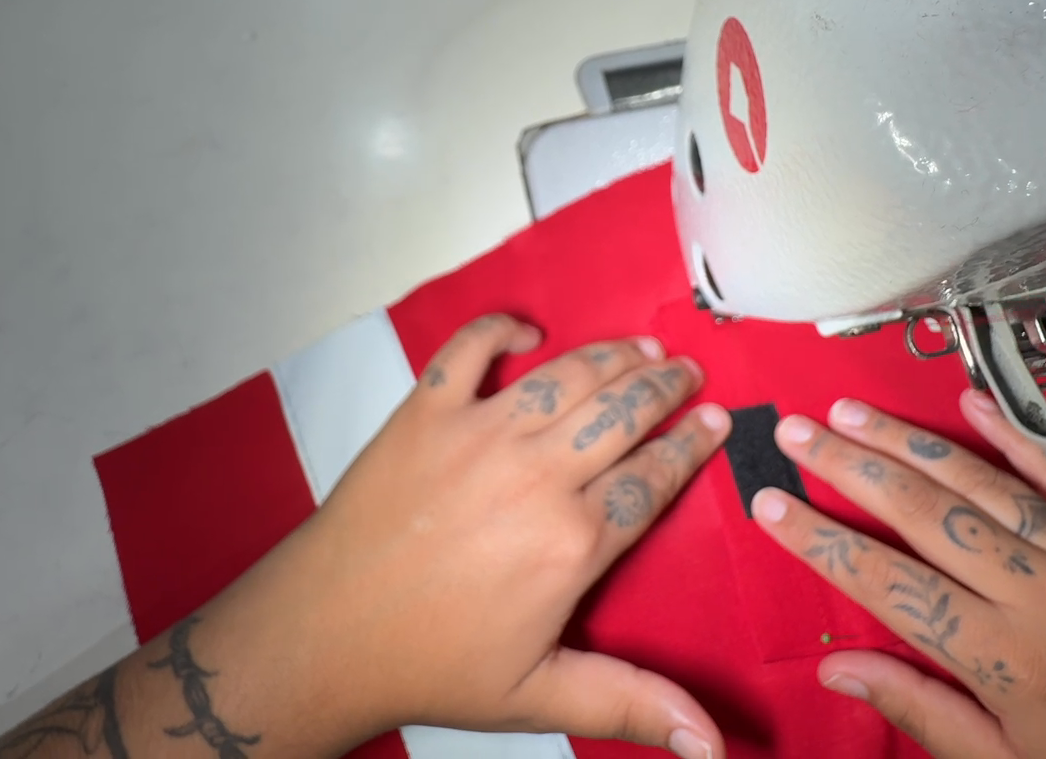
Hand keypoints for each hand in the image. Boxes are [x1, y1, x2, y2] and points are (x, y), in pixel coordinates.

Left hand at [190, 314, 732, 757]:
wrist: (327, 630)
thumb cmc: (433, 663)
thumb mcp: (537, 697)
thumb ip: (630, 703)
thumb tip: (714, 748)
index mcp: (570, 540)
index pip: (653, 478)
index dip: (692, 446)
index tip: (717, 420)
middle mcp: (535, 473)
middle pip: (622, 413)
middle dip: (665, 387)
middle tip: (688, 370)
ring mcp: (478, 431)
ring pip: (565, 375)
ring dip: (611, 355)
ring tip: (641, 347)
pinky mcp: (426, 409)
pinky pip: (468, 349)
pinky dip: (498, 328)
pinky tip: (525, 328)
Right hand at [750, 389, 1045, 758]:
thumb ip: (925, 714)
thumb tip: (838, 669)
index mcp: (1012, 662)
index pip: (886, 585)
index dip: (818, 541)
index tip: (767, 503)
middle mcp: (1045, 596)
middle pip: (923, 514)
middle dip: (846, 467)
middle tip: (793, 430)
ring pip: (980, 483)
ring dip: (905, 442)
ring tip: (848, 411)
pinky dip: (1013, 436)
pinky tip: (967, 401)